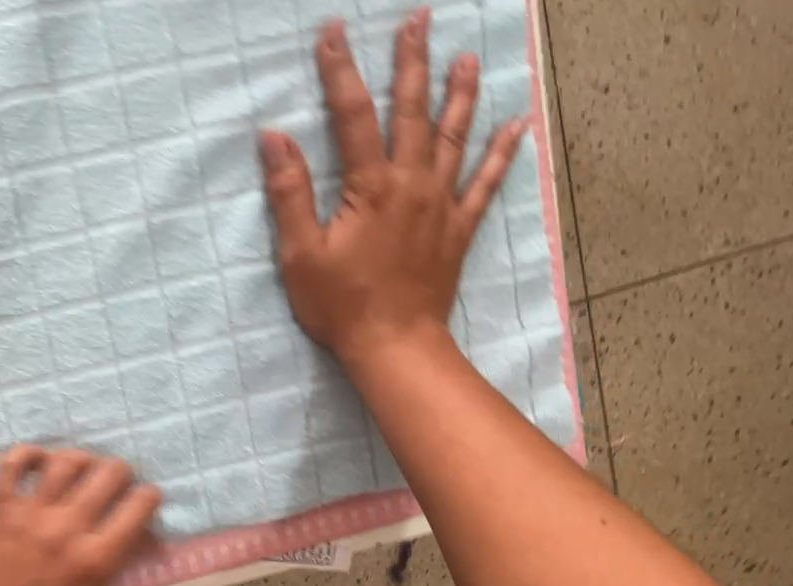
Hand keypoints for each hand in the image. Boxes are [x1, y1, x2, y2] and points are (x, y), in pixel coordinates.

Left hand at [0, 446, 161, 585]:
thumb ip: (117, 567)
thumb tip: (148, 542)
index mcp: (97, 560)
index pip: (140, 506)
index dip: (149, 498)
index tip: (145, 499)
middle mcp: (68, 530)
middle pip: (110, 473)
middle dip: (121, 473)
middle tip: (117, 483)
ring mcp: (31, 517)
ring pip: (67, 461)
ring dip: (82, 459)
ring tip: (83, 467)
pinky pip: (13, 466)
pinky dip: (28, 455)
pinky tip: (39, 461)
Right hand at [261, 11, 527, 374]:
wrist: (394, 345)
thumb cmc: (341, 305)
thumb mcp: (301, 254)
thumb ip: (290, 193)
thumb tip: (275, 137)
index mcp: (371, 187)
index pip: (353, 116)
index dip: (340, 71)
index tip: (333, 32)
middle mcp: (413, 184)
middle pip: (412, 111)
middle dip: (412, 62)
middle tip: (419, 19)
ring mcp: (442, 205)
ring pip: (454, 137)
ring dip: (459, 94)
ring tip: (465, 56)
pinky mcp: (459, 230)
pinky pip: (486, 183)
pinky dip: (504, 152)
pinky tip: (517, 124)